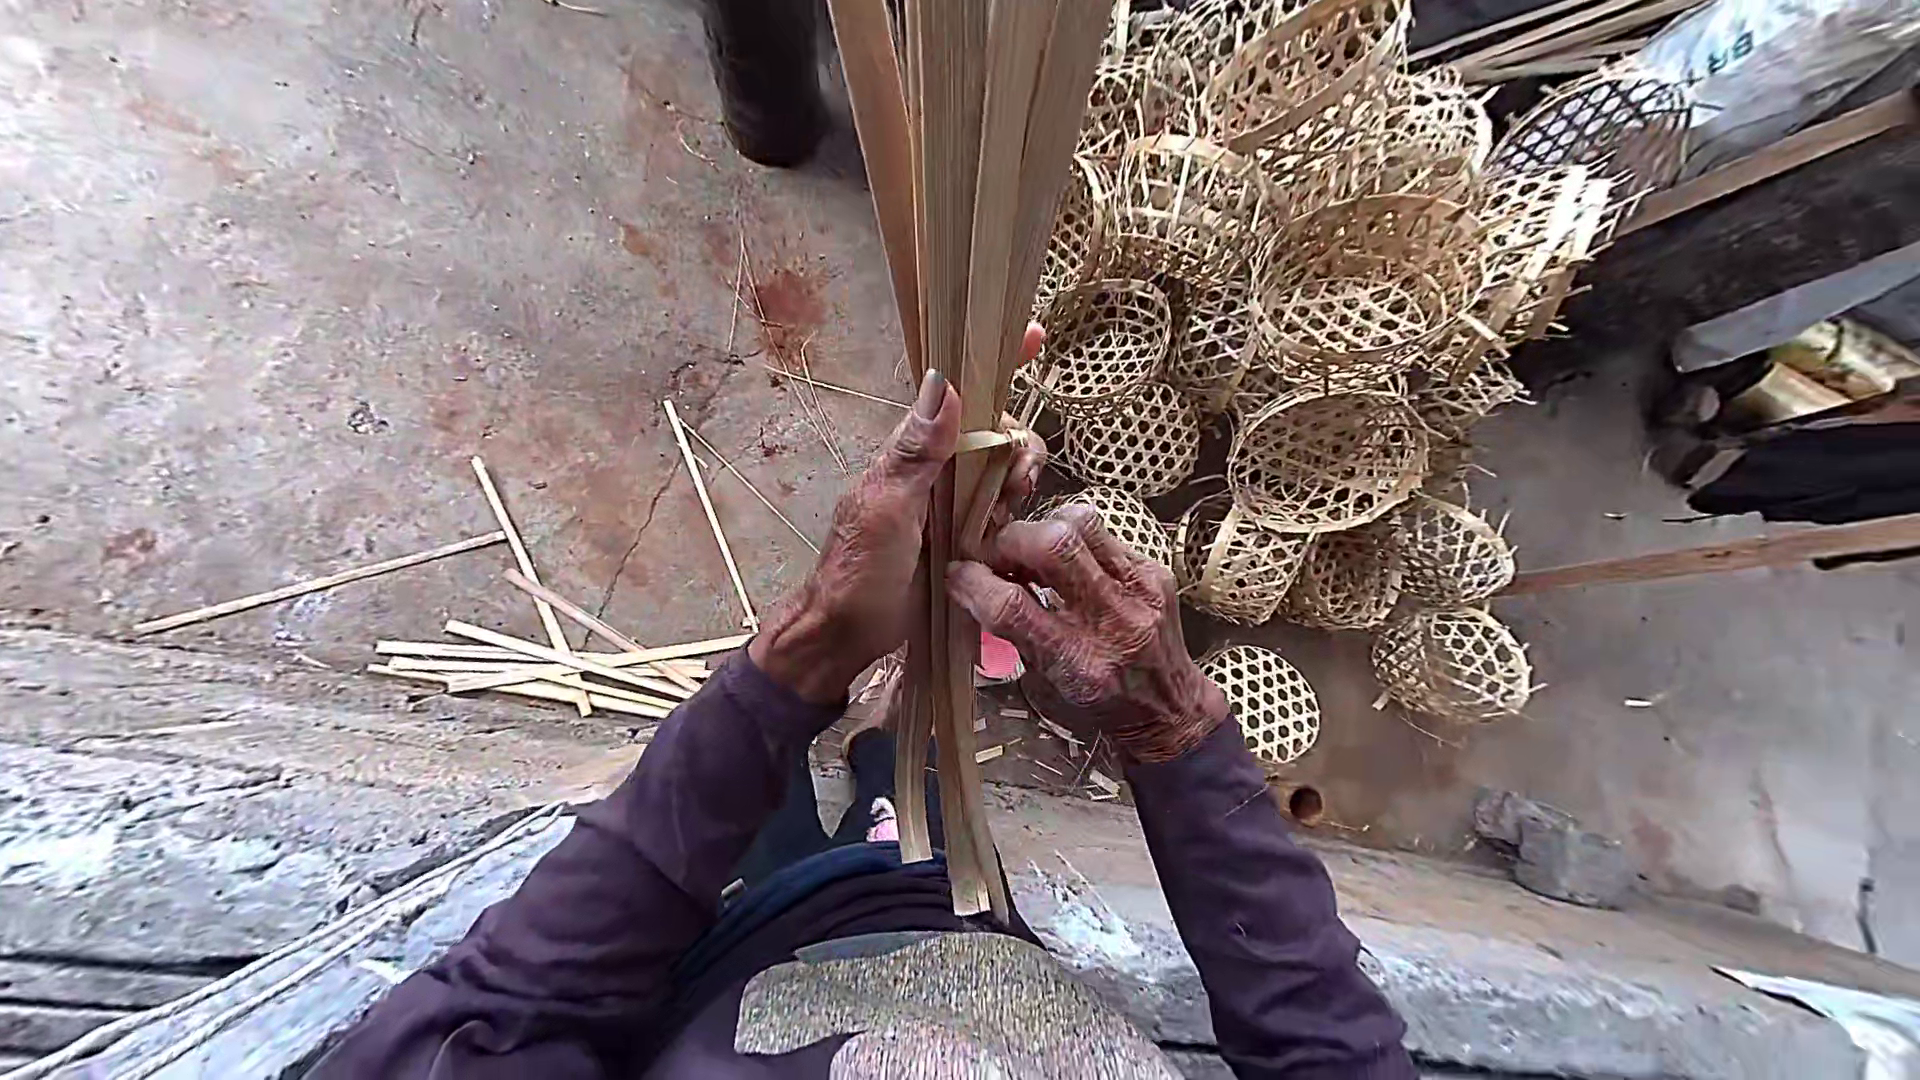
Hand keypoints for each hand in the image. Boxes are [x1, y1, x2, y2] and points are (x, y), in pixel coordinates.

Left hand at [749, 326, 1047, 703]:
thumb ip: (916, 451)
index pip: (956, 394)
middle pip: (996, 432)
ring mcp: (953, 503)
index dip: (993, 364)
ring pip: (1004, 471)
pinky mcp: (966, 537)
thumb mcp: (887, 508)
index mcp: (914, 452)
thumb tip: (943, 380)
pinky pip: (1003, 512)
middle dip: (1018, 445)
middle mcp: (937, 469)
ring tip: (1007, 516)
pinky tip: (1008, 538)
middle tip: (1019, 483)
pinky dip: (1015, 516)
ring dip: (1020, 483)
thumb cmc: (860, 570)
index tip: (1033, 338)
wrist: (850, 633)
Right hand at [945, 503, 1227, 763]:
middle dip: (1010, 541)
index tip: (958, 574)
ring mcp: (1138, 590)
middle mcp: (1111, 620)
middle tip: (999, 557)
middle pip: (1052, 546)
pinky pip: (1102, 531)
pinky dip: (1072, 538)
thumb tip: (972, 581)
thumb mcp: (1045, 682)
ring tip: (1032, 552)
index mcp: (1077, 661)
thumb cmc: (1099, 700)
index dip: (974, 582)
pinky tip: (1067, 560)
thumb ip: (1013, 631)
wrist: (1169, 707)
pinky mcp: (1153, 570)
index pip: (1013, 608)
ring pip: (1080, 523)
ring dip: (1043, 528)